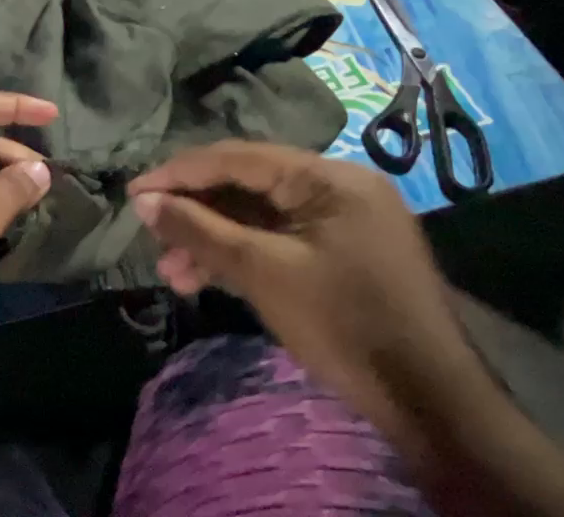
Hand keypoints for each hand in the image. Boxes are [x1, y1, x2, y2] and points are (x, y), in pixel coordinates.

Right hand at [128, 142, 494, 446]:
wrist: (430, 404)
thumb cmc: (344, 323)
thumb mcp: (261, 271)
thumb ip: (198, 229)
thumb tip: (142, 201)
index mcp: (330, 179)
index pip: (236, 158)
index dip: (178, 174)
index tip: (132, 192)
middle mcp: (339, 189)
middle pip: (244, 185)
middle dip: (193, 213)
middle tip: (151, 236)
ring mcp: (343, 223)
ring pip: (255, 217)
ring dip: (209, 241)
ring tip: (171, 272)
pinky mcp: (341, 255)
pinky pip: (276, 239)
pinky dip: (238, 256)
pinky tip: (201, 279)